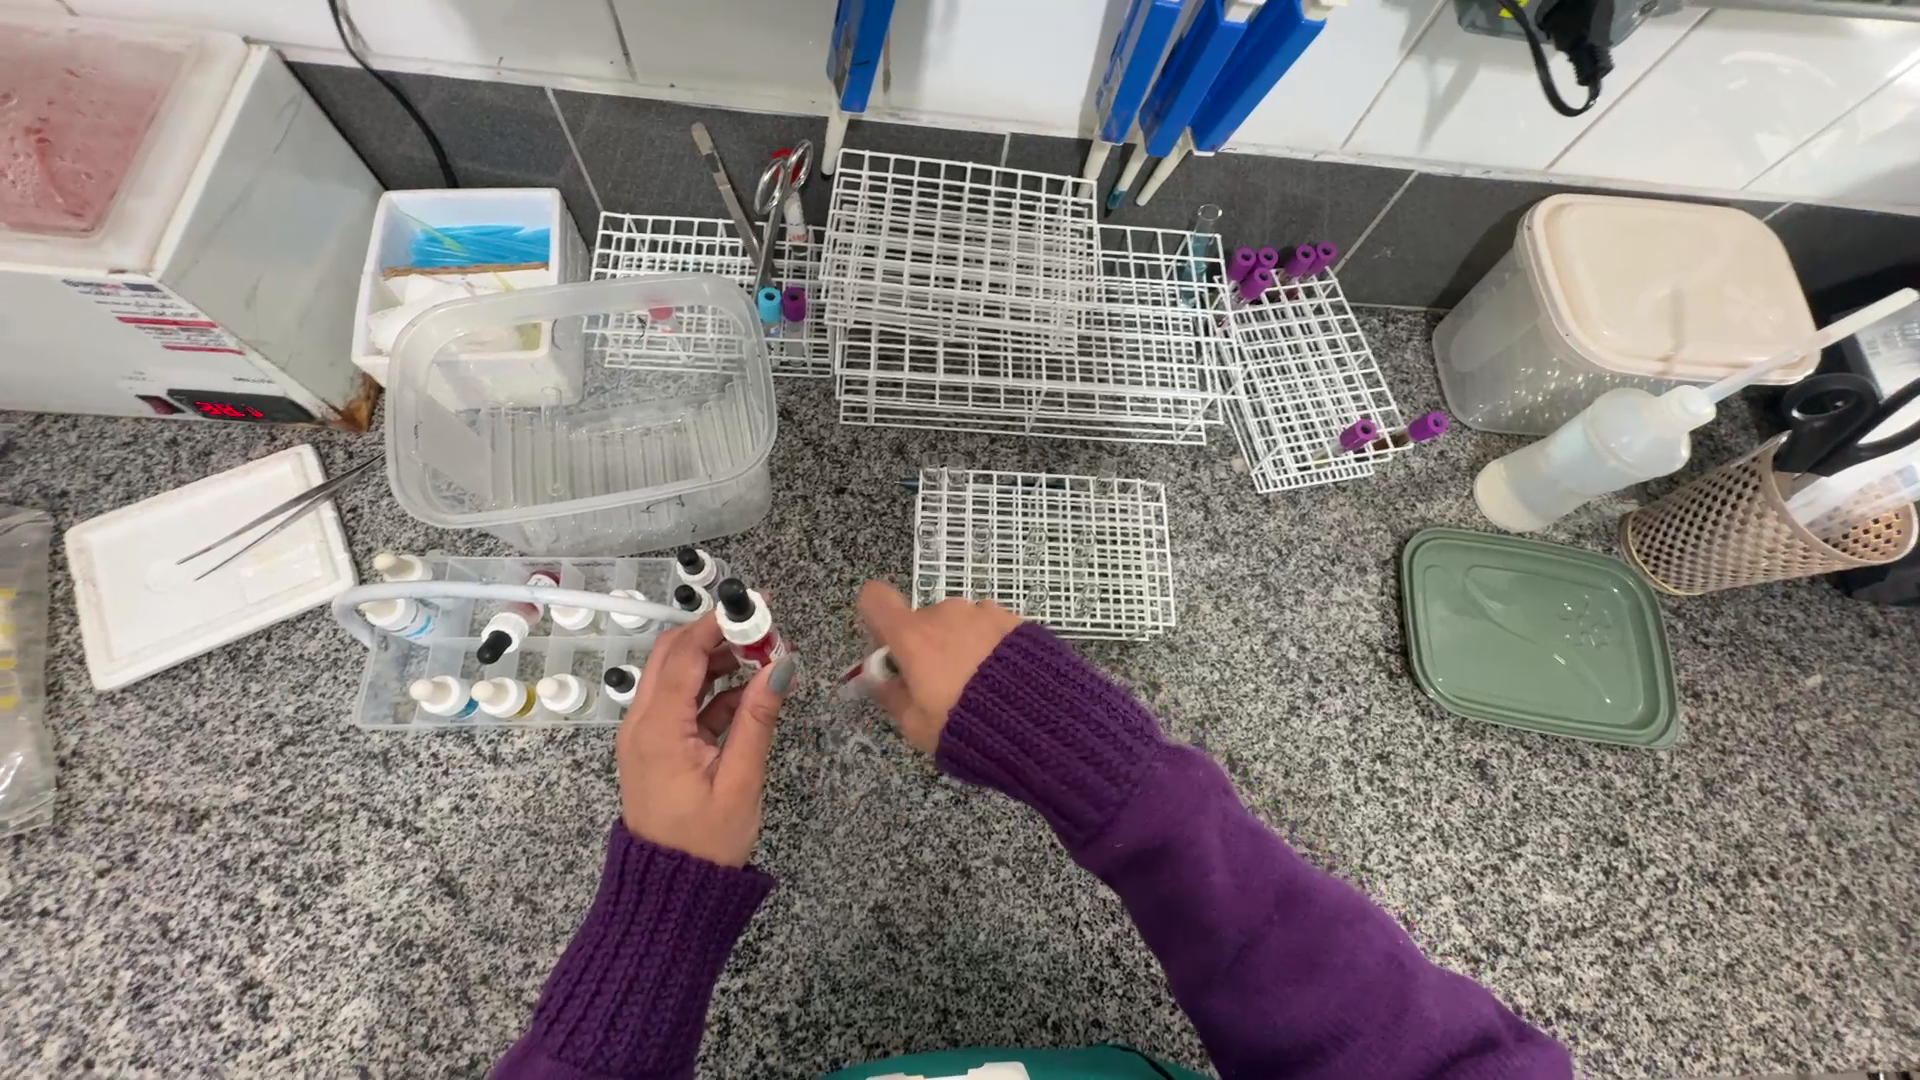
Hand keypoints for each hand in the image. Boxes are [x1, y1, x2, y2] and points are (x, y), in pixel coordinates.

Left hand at [615, 613, 796, 867]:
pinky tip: (749, 692)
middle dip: (717, 635)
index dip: (718, 623)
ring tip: (763, 656)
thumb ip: (758, 718)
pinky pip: (683, 702)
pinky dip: (714, 689)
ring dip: (717, 660)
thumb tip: (781, 666)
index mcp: (657, 729)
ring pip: (678, 676)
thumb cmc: (705, 842)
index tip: (754, 605)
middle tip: (763, 629)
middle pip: (674, 656)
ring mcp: (647, 735)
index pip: (684, 655)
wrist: (670, 893)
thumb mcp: (741, 779)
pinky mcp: (657, 746)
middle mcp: (642, 724)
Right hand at [856, 581, 1022, 753]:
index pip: (875, 599)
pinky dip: (990, 645)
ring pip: (959, 623)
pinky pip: (989, 627)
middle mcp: (945, 613)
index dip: (877, 620)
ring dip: (961, 644)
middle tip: (942, 683)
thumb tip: (880, 680)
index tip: (890, 649)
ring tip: (981, 685)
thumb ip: (892, 697)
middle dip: (927, 646)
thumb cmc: (964, 725)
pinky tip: (1005, 678)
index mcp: (912, 636)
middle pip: (923, 620)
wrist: (1038, 720)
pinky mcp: (1013, 619)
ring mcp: (982, 612)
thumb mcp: (917, 726)